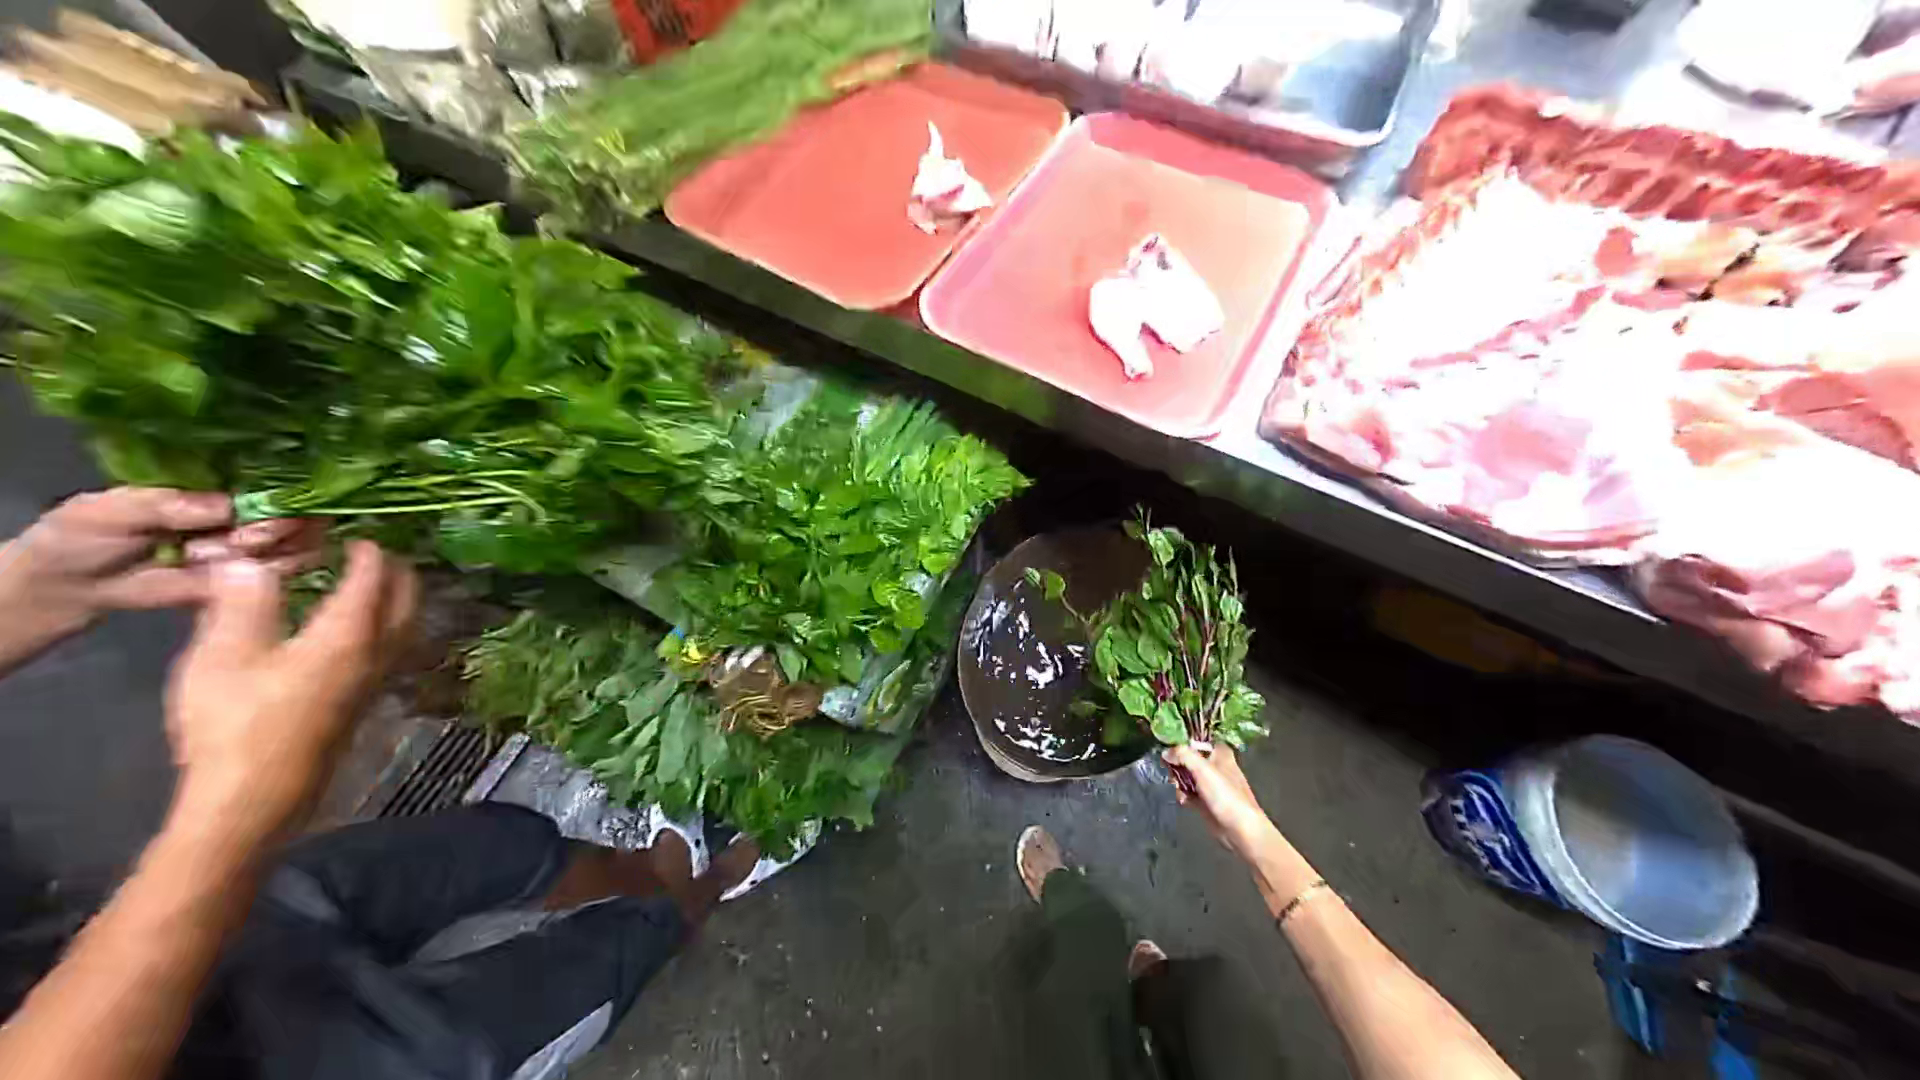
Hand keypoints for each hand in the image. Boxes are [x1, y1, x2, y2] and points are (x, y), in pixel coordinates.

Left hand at [0, 488, 323, 657]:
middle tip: (239, 541)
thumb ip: (166, 504)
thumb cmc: (86, 534)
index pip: (278, 485)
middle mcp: (251, 514)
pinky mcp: (259, 576)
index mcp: (223, 489)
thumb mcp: (111, 508)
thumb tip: (227, 505)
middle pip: (302, 516)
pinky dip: (270, 573)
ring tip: (212, 559)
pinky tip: (232, 573)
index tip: (261, 515)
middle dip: (276, 530)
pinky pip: (291, 571)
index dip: (283, 499)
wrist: (74, 584)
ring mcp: (260, 546)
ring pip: (305, 544)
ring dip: (269, 555)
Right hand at [166, 541, 417, 845]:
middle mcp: (380, 649)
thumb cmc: (236, 722)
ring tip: (381, 579)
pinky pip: (400, 643)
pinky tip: (373, 624)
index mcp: (349, 633)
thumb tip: (255, 561)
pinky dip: (395, 621)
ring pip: (410, 621)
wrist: (260, 790)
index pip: (372, 578)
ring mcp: (383, 674)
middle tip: (377, 550)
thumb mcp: (224, 656)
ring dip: (403, 595)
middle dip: (398, 569)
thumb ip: (245, 604)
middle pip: (407, 597)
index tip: (359, 533)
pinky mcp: (374, 694)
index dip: (369, 552)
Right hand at [1164, 744, 1279, 859]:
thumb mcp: (1202, 768)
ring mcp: (1210, 784)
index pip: (1198, 739)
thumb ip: (1182, 755)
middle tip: (1172, 770)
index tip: (1169, 746)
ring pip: (1186, 775)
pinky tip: (1184, 800)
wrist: (1240, 830)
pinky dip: (1183, 794)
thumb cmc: (1225, 795)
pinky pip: (1188, 791)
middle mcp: (1215, 765)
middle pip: (1188, 757)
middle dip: (1177, 764)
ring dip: (1178, 781)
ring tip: (1178, 787)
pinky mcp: (1206, 800)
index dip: (1182, 741)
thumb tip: (1166, 752)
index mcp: (1219, 753)